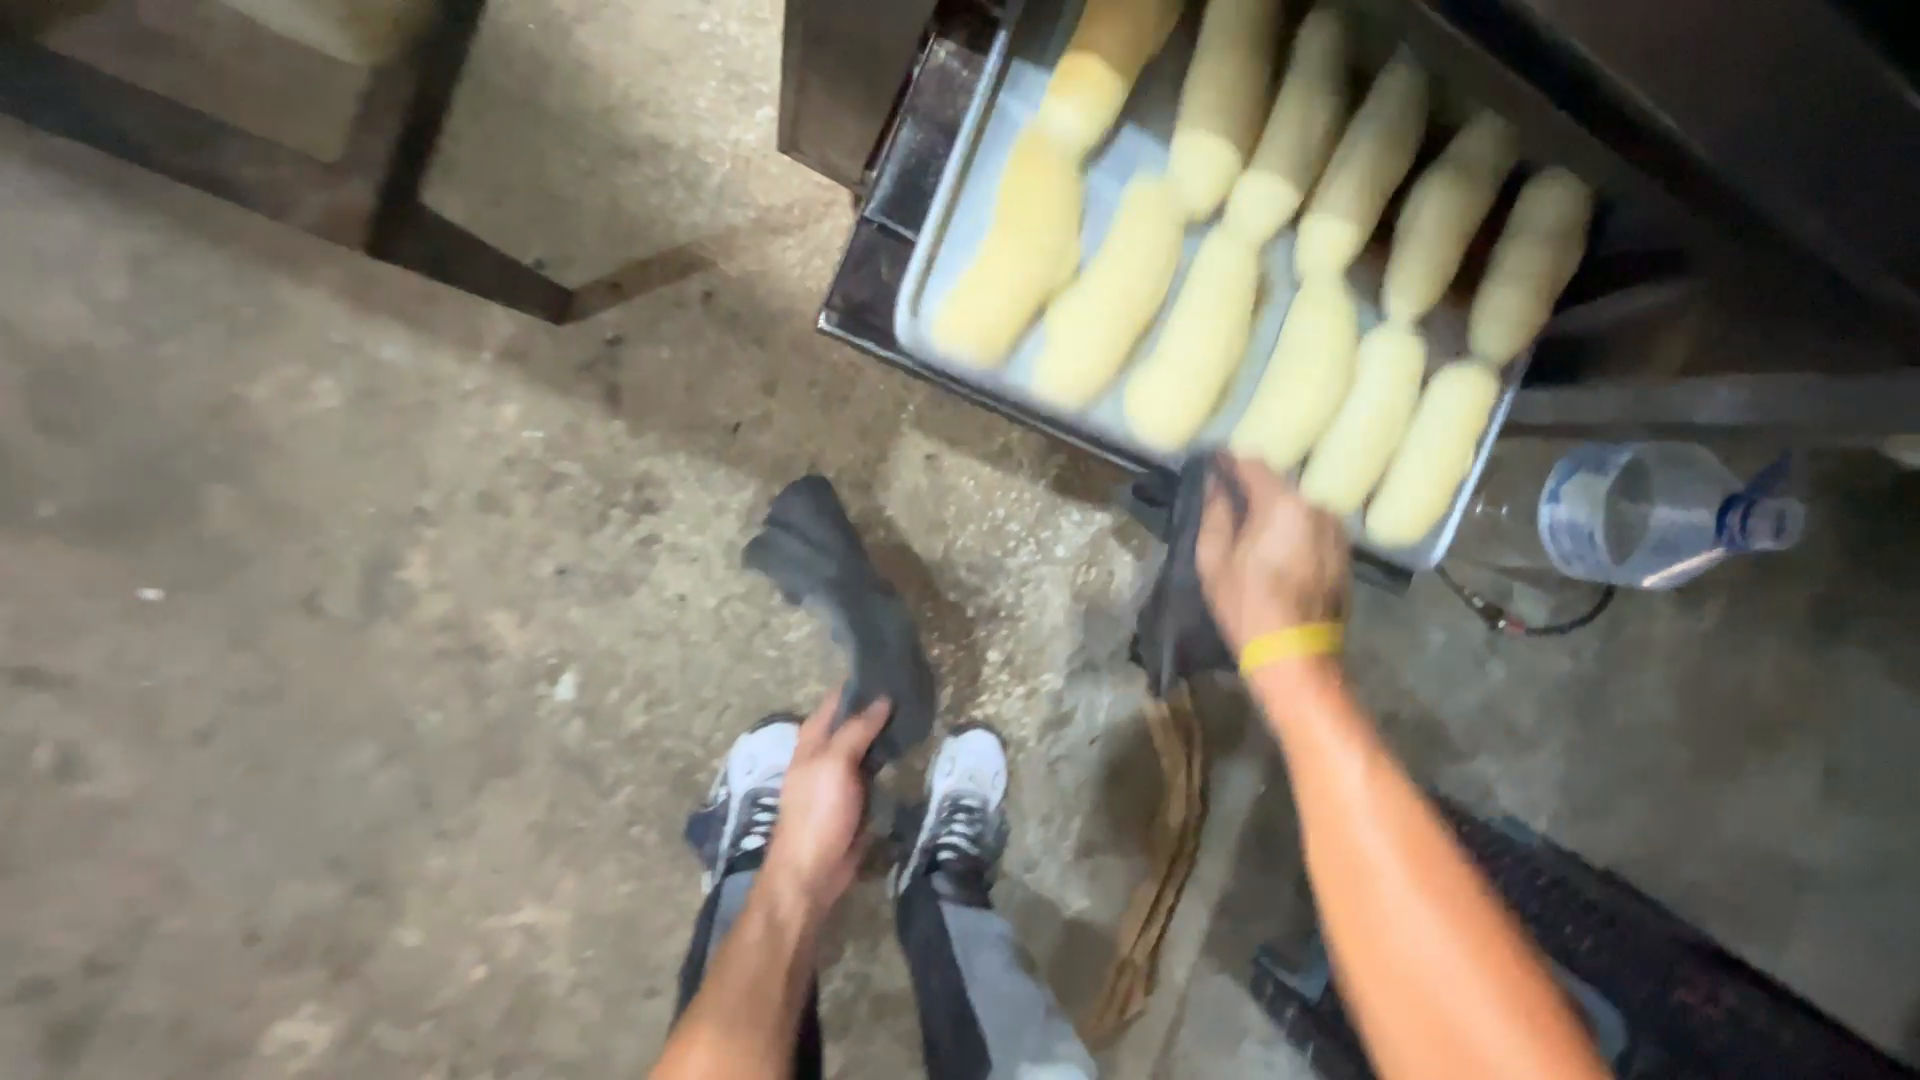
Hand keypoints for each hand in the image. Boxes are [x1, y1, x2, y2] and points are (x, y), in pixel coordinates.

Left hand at [760, 689, 890, 919]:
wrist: (813, 871)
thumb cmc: (817, 812)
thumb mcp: (834, 763)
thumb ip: (856, 730)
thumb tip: (882, 700)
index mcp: (811, 741)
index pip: (834, 701)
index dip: (856, 684)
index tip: (885, 666)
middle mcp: (823, 754)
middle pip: (851, 722)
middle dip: (875, 706)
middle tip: (910, 688)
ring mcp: (839, 778)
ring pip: (865, 745)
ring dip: (884, 731)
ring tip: (915, 711)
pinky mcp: (855, 799)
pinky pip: (874, 771)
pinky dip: (888, 758)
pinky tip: (908, 748)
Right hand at [1195, 453, 1349, 651]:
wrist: (1296, 654)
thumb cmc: (1247, 606)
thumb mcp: (1214, 560)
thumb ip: (1215, 514)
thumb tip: (1214, 486)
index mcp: (1282, 504)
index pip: (1253, 464)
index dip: (1229, 461)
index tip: (1213, 463)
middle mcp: (1316, 507)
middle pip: (1279, 483)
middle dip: (1254, 486)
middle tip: (1228, 495)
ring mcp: (1336, 529)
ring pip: (1298, 504)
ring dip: (1276, 507)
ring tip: (1252, 522)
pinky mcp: (1344, 551)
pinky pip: (1312, 525)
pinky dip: (1294, 527)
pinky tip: (1276, 545)